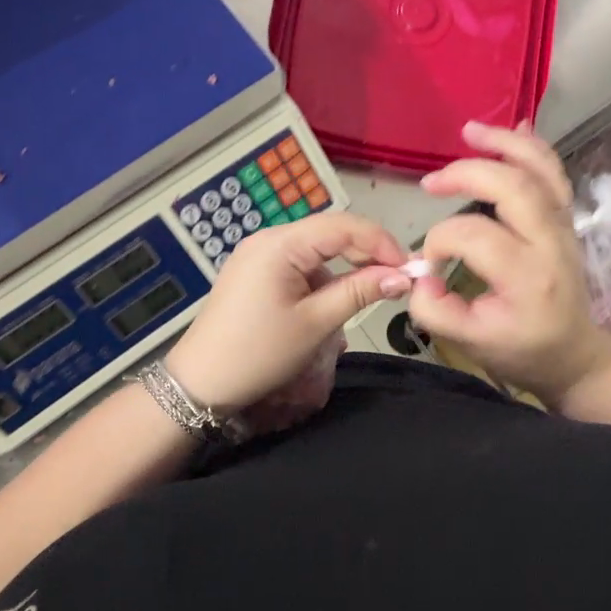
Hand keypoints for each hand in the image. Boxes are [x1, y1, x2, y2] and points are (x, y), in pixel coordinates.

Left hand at [167, 213, 409, 410]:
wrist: (200, 384)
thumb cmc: (259, 353)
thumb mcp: (316, 324)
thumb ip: (361, 292)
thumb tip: (403, 276)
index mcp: (280, 243)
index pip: (344, 226)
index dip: (382, 243)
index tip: (410, 269)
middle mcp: (267, 239)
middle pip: (330, 234)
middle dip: (366, 256)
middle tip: (397, 282)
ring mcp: (257, 256)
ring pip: (317, 253)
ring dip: (345, 272)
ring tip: (367, 300)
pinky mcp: (253, 275)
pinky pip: (299, 268)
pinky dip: (322, 283)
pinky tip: (331, 309)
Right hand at [408, 122, 610, 403]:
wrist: (571, 354)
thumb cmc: (521, 350)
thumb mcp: (472, 343)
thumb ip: (436, 311)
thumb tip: (419, 275)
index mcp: (527, 277)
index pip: (475, 236)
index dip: (440, 241)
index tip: (429, 263)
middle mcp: (551, 244)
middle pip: (514, 188)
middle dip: (467, 174)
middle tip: (431, 182)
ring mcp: (563, 228)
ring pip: (541, 171)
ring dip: (505, 145)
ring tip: (470, 130)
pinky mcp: (565, 221)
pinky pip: (554, 175)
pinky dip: (534, 148)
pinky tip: (514, 128)